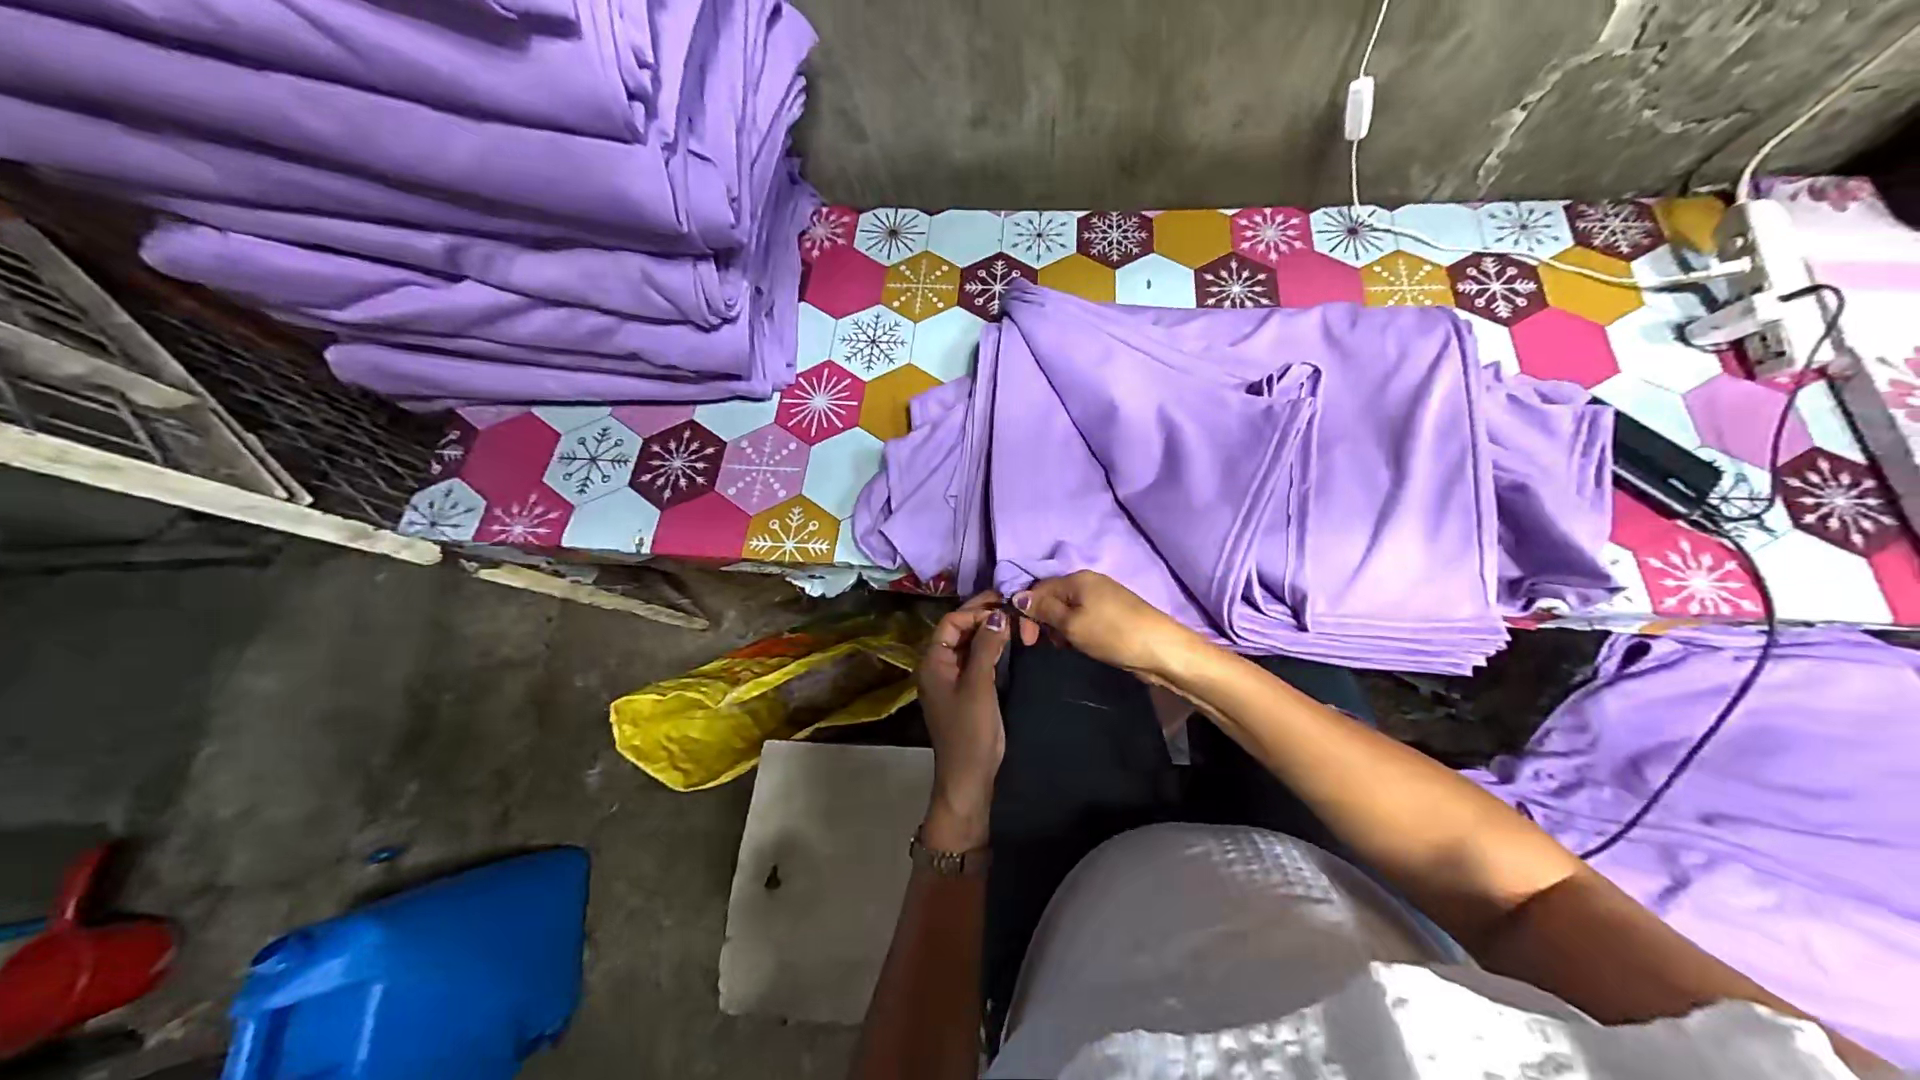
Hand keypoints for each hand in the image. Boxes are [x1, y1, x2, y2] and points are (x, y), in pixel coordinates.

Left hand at [916, 591, 1012, 850]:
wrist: (969, 776)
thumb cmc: (970, 730)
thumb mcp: (979, 685)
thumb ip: (986, 647)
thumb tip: (997, 614)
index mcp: (933, 662)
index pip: (951, 622)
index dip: (976, 611)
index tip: (1004, 608)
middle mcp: (939, 666)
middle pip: (958, 630)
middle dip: (983, 616)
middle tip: (1012, 605)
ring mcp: (952, 679)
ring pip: (969, 644)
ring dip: (989, 631)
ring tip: (1015, 620)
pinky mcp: (966, 690)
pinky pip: (976, 659)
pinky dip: (991, 648)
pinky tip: (1010, 643)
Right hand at [1011, 571, 1205, 682]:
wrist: (1160, 649)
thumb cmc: (1111, 634)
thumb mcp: (1071, 624)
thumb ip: (1044, 609)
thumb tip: (1018, 597)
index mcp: (1076, 578)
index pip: (1038, 588)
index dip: (1026, 612)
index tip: (1027, 640)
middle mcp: (1088, 582)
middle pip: (1052, 597)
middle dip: (1042, 620)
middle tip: (1042, 645)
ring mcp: (1102, 597)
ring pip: (1067, 609)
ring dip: (1058, 628)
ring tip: (1064, 647)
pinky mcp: (1112, 613)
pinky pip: (1082, 617)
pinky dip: (1074, 630)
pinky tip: (1078, 645)